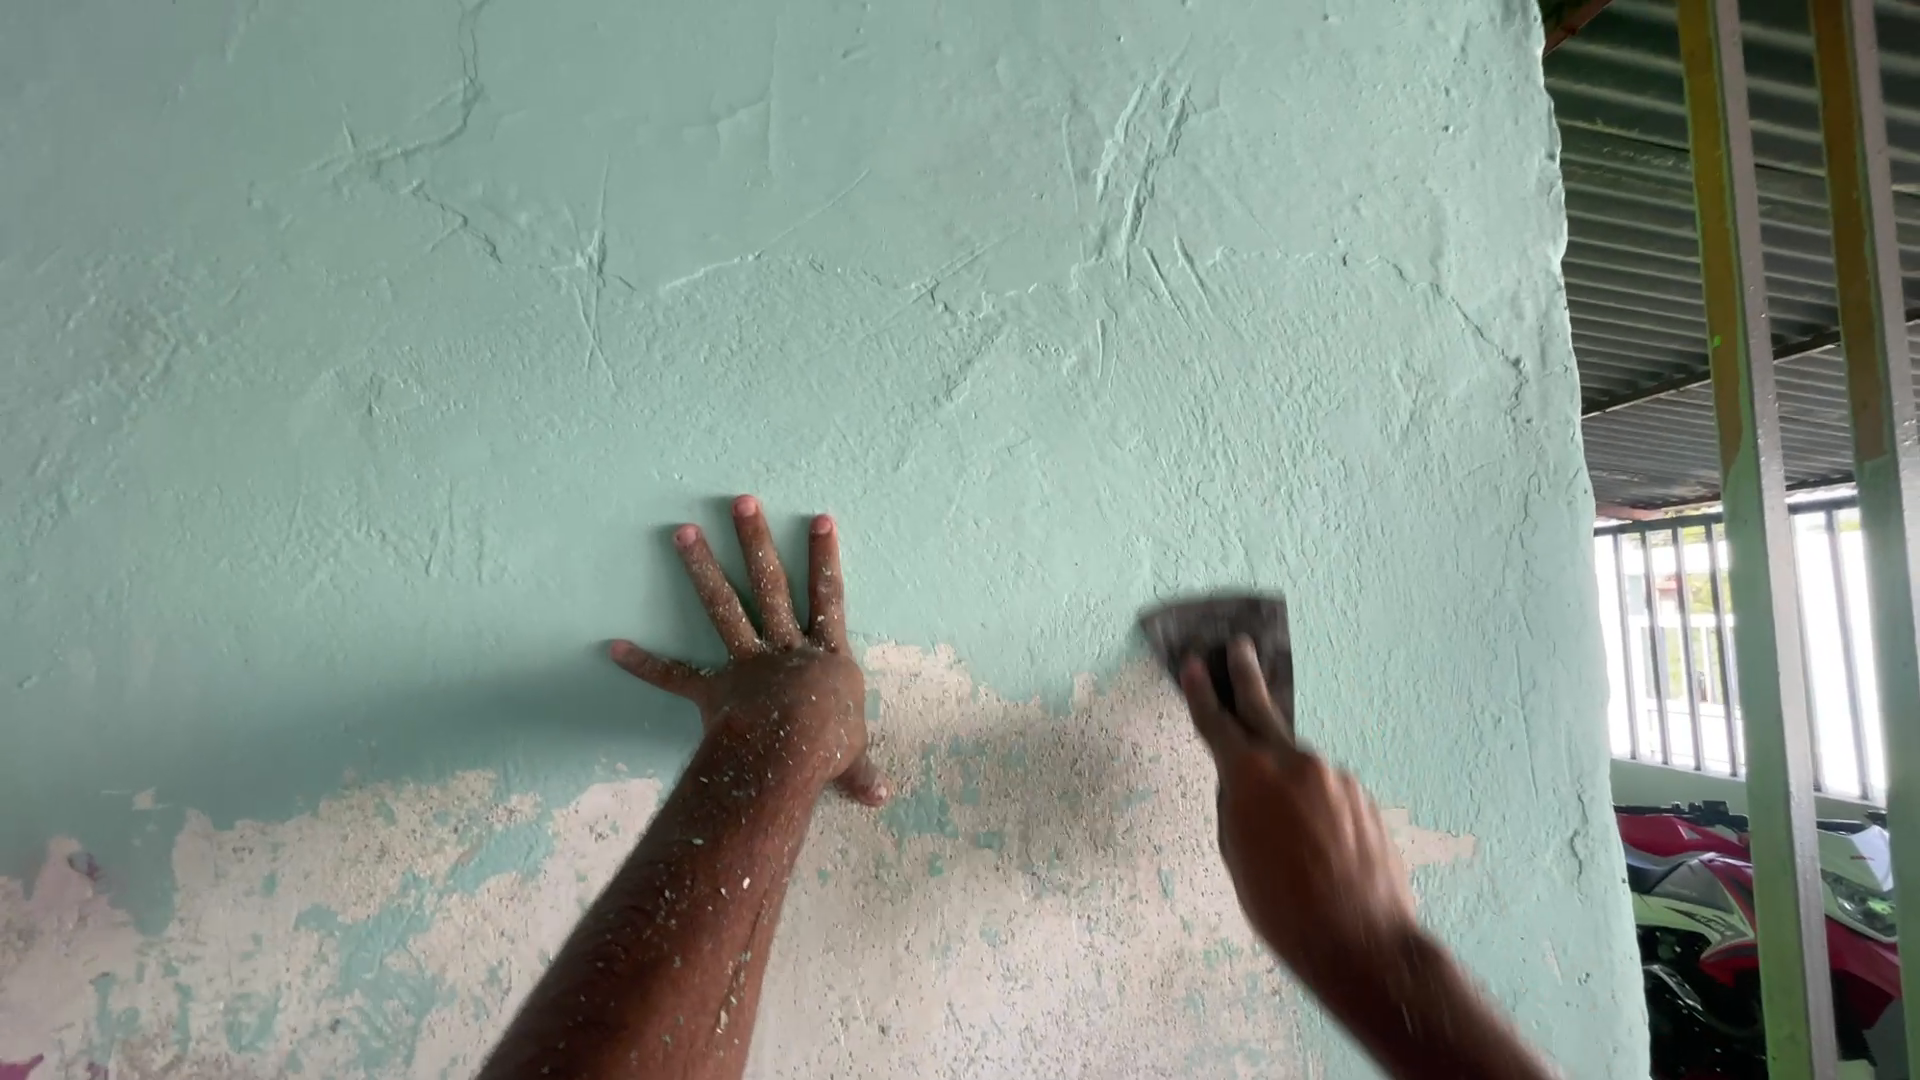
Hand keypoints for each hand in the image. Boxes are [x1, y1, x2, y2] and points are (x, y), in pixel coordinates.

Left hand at [609, 495, 890, 806]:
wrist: (787, 757)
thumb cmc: (827, 749)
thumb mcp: (852, 756)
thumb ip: (861, 770)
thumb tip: (881, 798)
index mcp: (824, 656)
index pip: (828, 596)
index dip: (825, 557)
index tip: (819, 517)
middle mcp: (785, 649)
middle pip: (770, 586)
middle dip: (756, 542)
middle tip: (741, 501)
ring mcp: (747, 665)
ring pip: (724, 608)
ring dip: (702, 569)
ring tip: (681, 531)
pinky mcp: (714, 690)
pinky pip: (676, 676)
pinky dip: (644, 663)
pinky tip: (611, 646)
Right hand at [1180, 636, 1415, 978]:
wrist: (1362, 941)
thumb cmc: (1280, 905)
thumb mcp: (1234, 852)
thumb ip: (1235, 804)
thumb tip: (1245, 783)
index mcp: (1249, 775)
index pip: (1215, 722)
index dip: (1200, 692)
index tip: (1193, 665)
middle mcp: (1292, 762)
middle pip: (1261, 707)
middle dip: (1245, 676)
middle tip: (1238, 647)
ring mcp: (1332, 774)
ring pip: (1296, 764)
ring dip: (1284, 776)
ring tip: (1286, 826)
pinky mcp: (1359, 794)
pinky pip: (1324, 788)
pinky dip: (1313, 802)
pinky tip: (1316, 840)